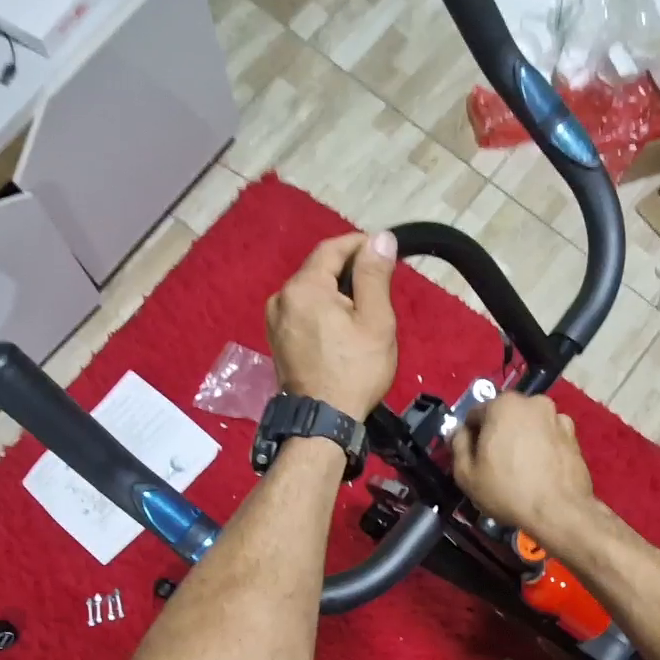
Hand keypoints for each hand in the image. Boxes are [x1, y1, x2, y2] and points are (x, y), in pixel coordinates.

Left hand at [267, 232, 398, 420]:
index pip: (332, 248)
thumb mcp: (375, 321)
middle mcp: (281, 297)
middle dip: (350, 272)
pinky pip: (303, 312)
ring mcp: (275, 320)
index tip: (385, 253)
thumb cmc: (355, 371)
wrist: (323, 422)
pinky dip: (323, 311)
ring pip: (311, 292)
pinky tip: (342, 329)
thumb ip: (374, 276)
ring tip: (364, 312)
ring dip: (336, 293)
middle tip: (380, 288)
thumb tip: (380, 238)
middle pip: (319, 270)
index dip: (361, 245)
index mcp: (304, 287)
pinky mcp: (277, 340)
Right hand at [450, 393, 596, 539]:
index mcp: (503, 404)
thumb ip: (457, 445)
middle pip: (505, 417)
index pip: (476, 414)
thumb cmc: (508, 491)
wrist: (559, 511)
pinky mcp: (574, 436)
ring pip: (529, 425)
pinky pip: (549, 437)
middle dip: (498, 435)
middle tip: (495, 464)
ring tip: (521, 469)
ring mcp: (557, 417)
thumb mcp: (466, 474)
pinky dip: (543, 447)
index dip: (471, 436)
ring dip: (522, 439)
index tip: (474, 458)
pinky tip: (540, 470)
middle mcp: (533, 402)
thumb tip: (459, 432)